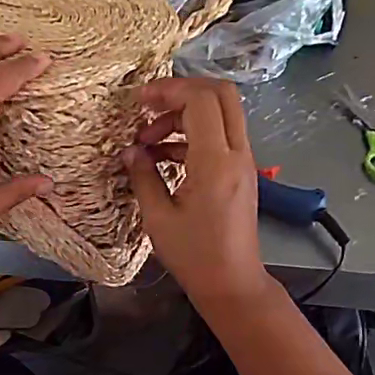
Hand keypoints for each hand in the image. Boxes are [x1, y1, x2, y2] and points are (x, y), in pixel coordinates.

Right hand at [120, 74, 277, 305]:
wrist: (231, 283)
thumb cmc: (194, 255)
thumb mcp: (158, 218)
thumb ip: (143, 177)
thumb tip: (130, 152)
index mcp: (215, 163)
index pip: (201, 101)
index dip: (169, 90)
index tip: (138, 101)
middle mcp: (237, 154)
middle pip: (221, 94)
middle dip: (182, 90)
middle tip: (148, 106)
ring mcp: (243, 161)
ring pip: (222, 112)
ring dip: (184, 114)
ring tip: (148, 141)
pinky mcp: (241, 171)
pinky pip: (220, 135)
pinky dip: (193, 134)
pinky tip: (163, 157)